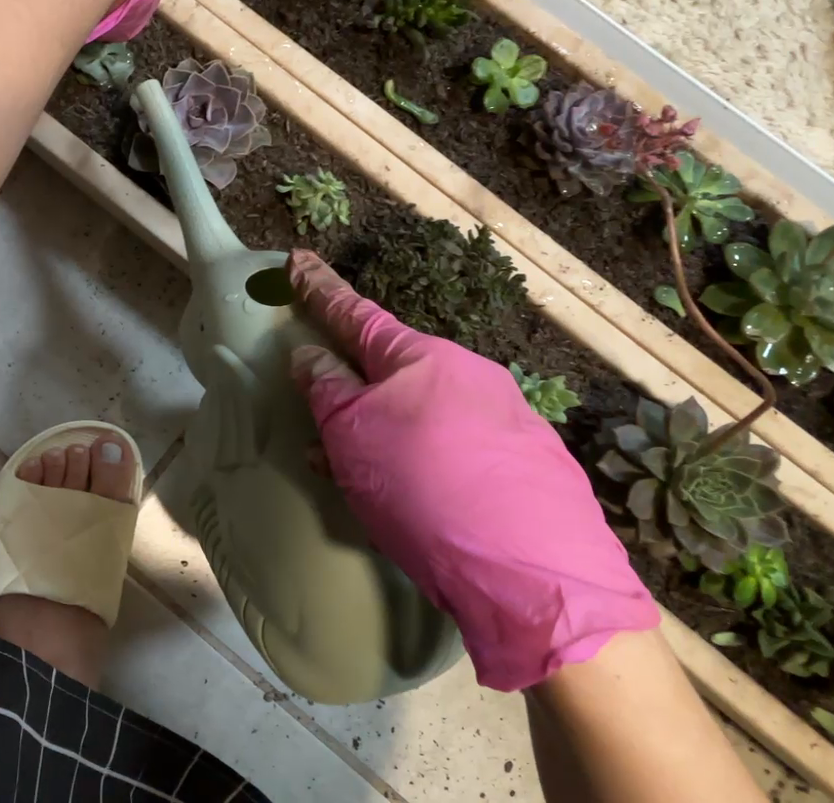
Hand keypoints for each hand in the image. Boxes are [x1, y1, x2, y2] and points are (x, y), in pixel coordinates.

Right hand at [285, 249, 658, 690]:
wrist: (535, 573)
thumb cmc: (423, 487)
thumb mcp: (352, 434)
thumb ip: (326, 387)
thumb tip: (312, 353)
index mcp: (421, 358)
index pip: (354, 313)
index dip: (319, 289)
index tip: (298, 260)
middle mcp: (468, 375)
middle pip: (392, 367)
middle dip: (353, 380)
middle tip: (322, 405)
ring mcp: (503, 418)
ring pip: (420, 412)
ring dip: (381, 430)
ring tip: (356, 470)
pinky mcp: (525, 464)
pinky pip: (451, 446)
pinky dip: (417, 458)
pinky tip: (408, 496)